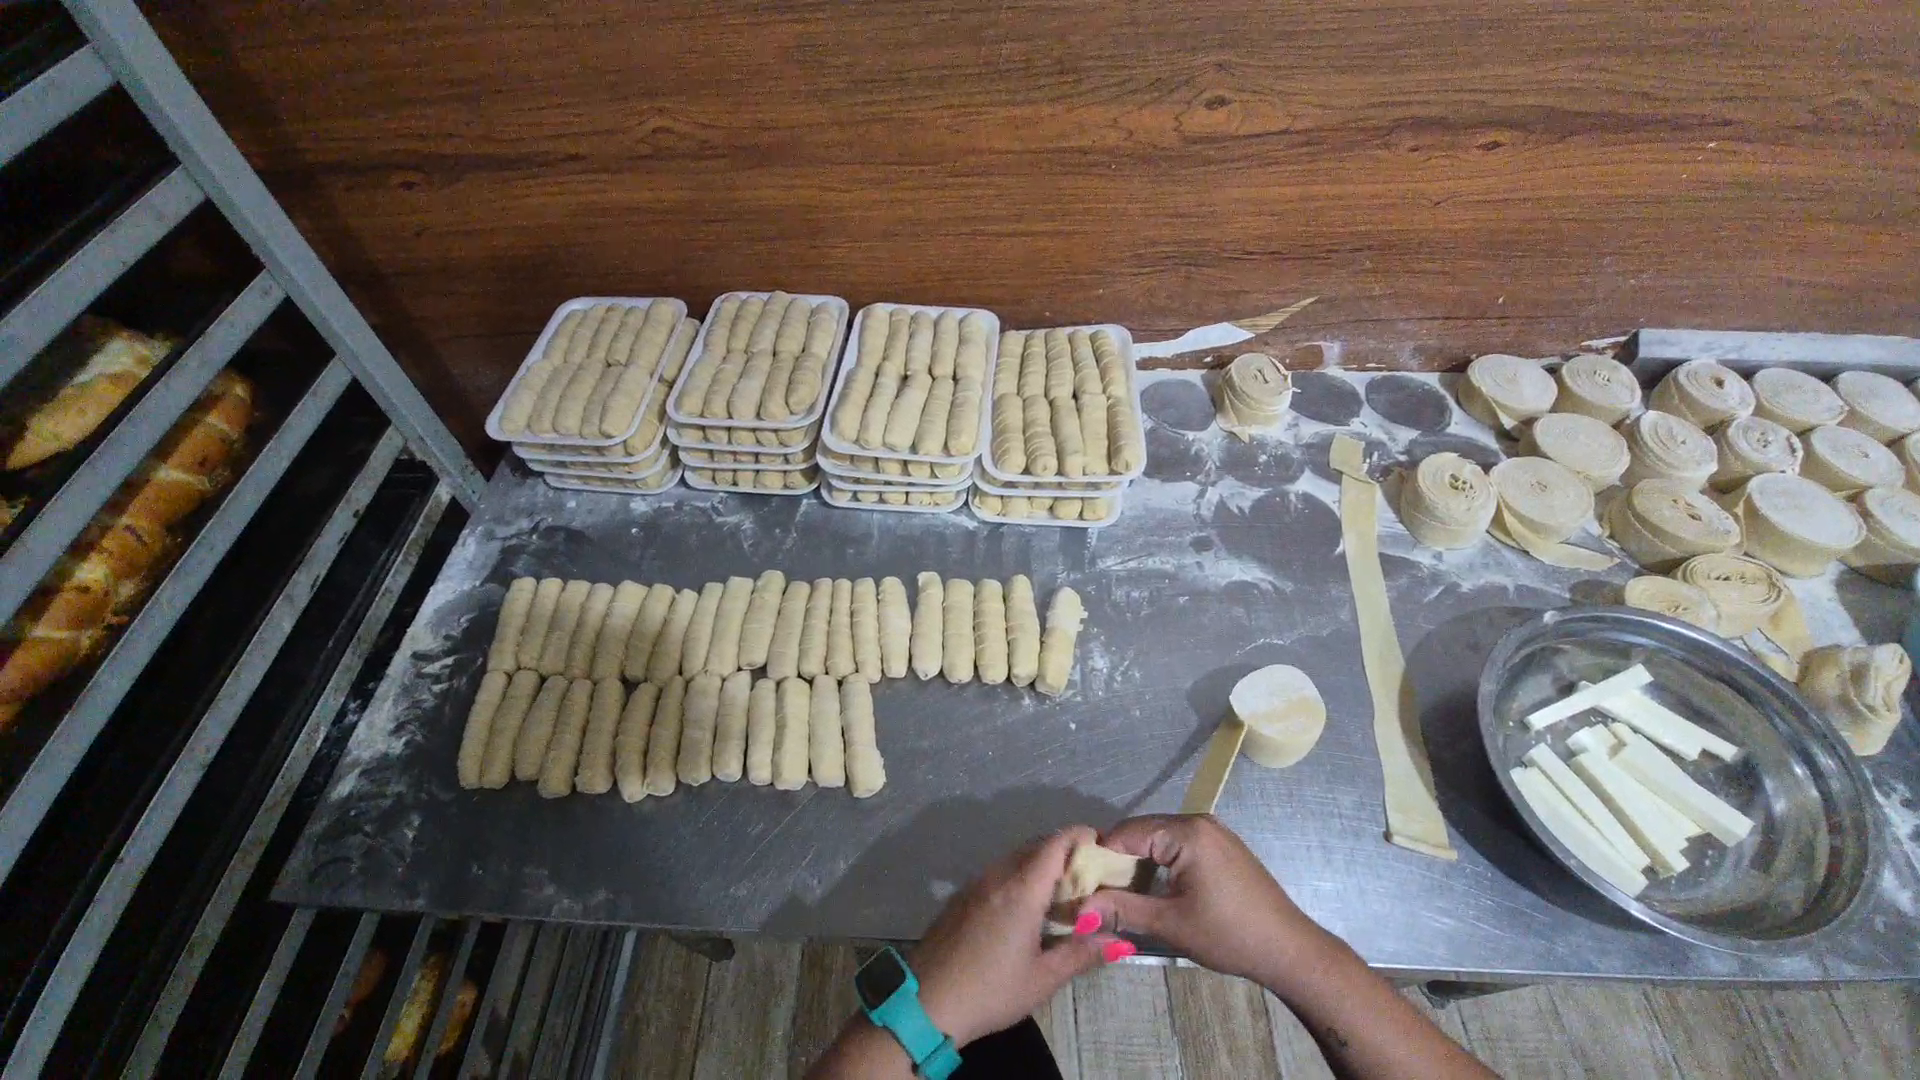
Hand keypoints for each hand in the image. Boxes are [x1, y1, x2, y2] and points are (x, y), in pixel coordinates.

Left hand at [910, 826, 1126, 1045]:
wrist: (925, 1003)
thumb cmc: (990, 991)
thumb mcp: (1042, 979)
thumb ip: (1081, 954)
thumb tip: (1120, 942)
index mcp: (1022, 890)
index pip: (1055, 843)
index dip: (1080, 836)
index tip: (1100, 845)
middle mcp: (998, 876)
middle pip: (1036, 847)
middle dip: (1064, 852)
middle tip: (1088, 875)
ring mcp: (975, 884)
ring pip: (1015, 859)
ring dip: (1040, 865)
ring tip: (1061, 893)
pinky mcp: (961, 897)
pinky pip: (997, 873)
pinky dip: (1018, 877)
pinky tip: (1025, 908)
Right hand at [1074, 814, 1339, 989]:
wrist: (1290, 950)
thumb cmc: (1229, 935)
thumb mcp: (1170, 924)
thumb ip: (1122, 909)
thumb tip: (1080, 906)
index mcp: (1186, 833)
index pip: (1127, 832)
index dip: (1100, 855)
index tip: (1081, 881)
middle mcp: (1198, 822)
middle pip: (1142, 832)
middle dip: (1118, 859)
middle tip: (1098, 890)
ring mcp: (1213, 832)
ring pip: (1159, 838)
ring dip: (1138, 862)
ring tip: (1120, 893)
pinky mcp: (1221, 846)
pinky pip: (1178, 844)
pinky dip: (1160, 862)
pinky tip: (1152, 888)